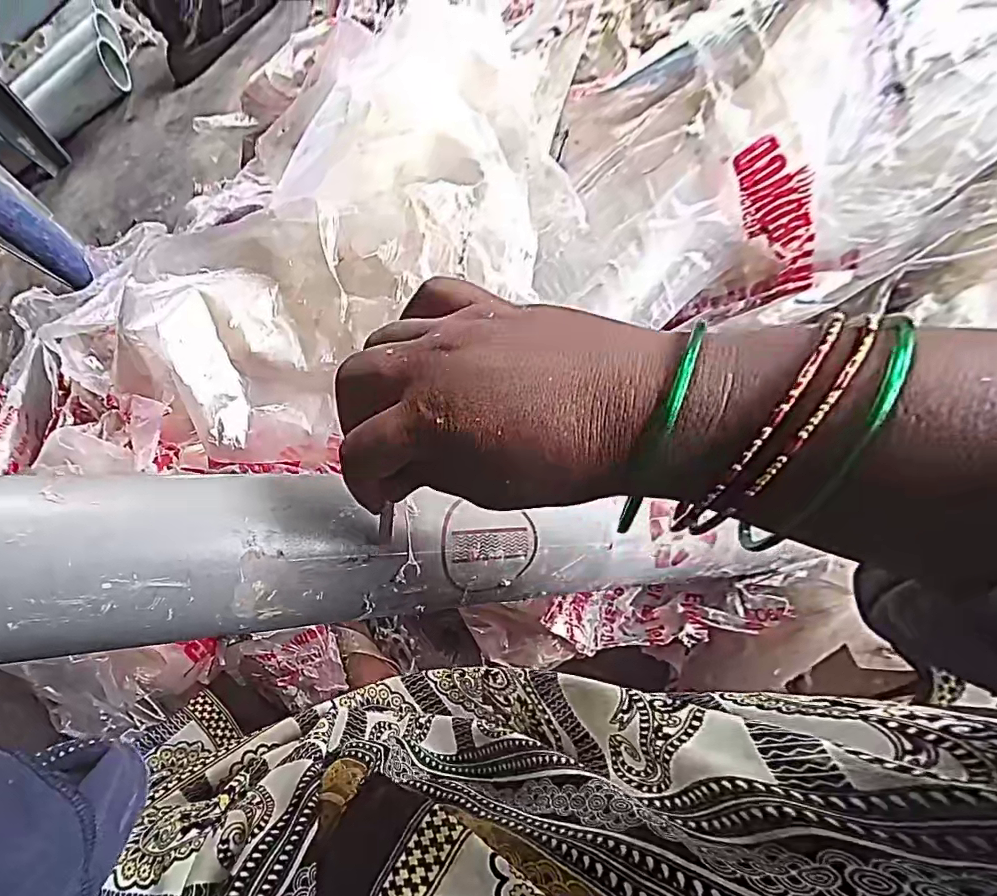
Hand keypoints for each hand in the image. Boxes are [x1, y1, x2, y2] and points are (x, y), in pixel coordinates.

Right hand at [335, 278, 678, 512]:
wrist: (643, 409)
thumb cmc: (565, 462)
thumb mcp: (482, 487)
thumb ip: (425, 472)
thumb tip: (396, 471)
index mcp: (424, 419)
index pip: (359, 451)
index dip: (360, 482)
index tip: (379, 497)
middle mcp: (427, 365)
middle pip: (352, 382)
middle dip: (356, 422)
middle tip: (383, 447)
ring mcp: (456, 329)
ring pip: (381, 340)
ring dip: (380, 377)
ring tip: (404, 400)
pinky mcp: (488, 306)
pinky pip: (432, 297)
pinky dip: (417, 321)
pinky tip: (431, 346)